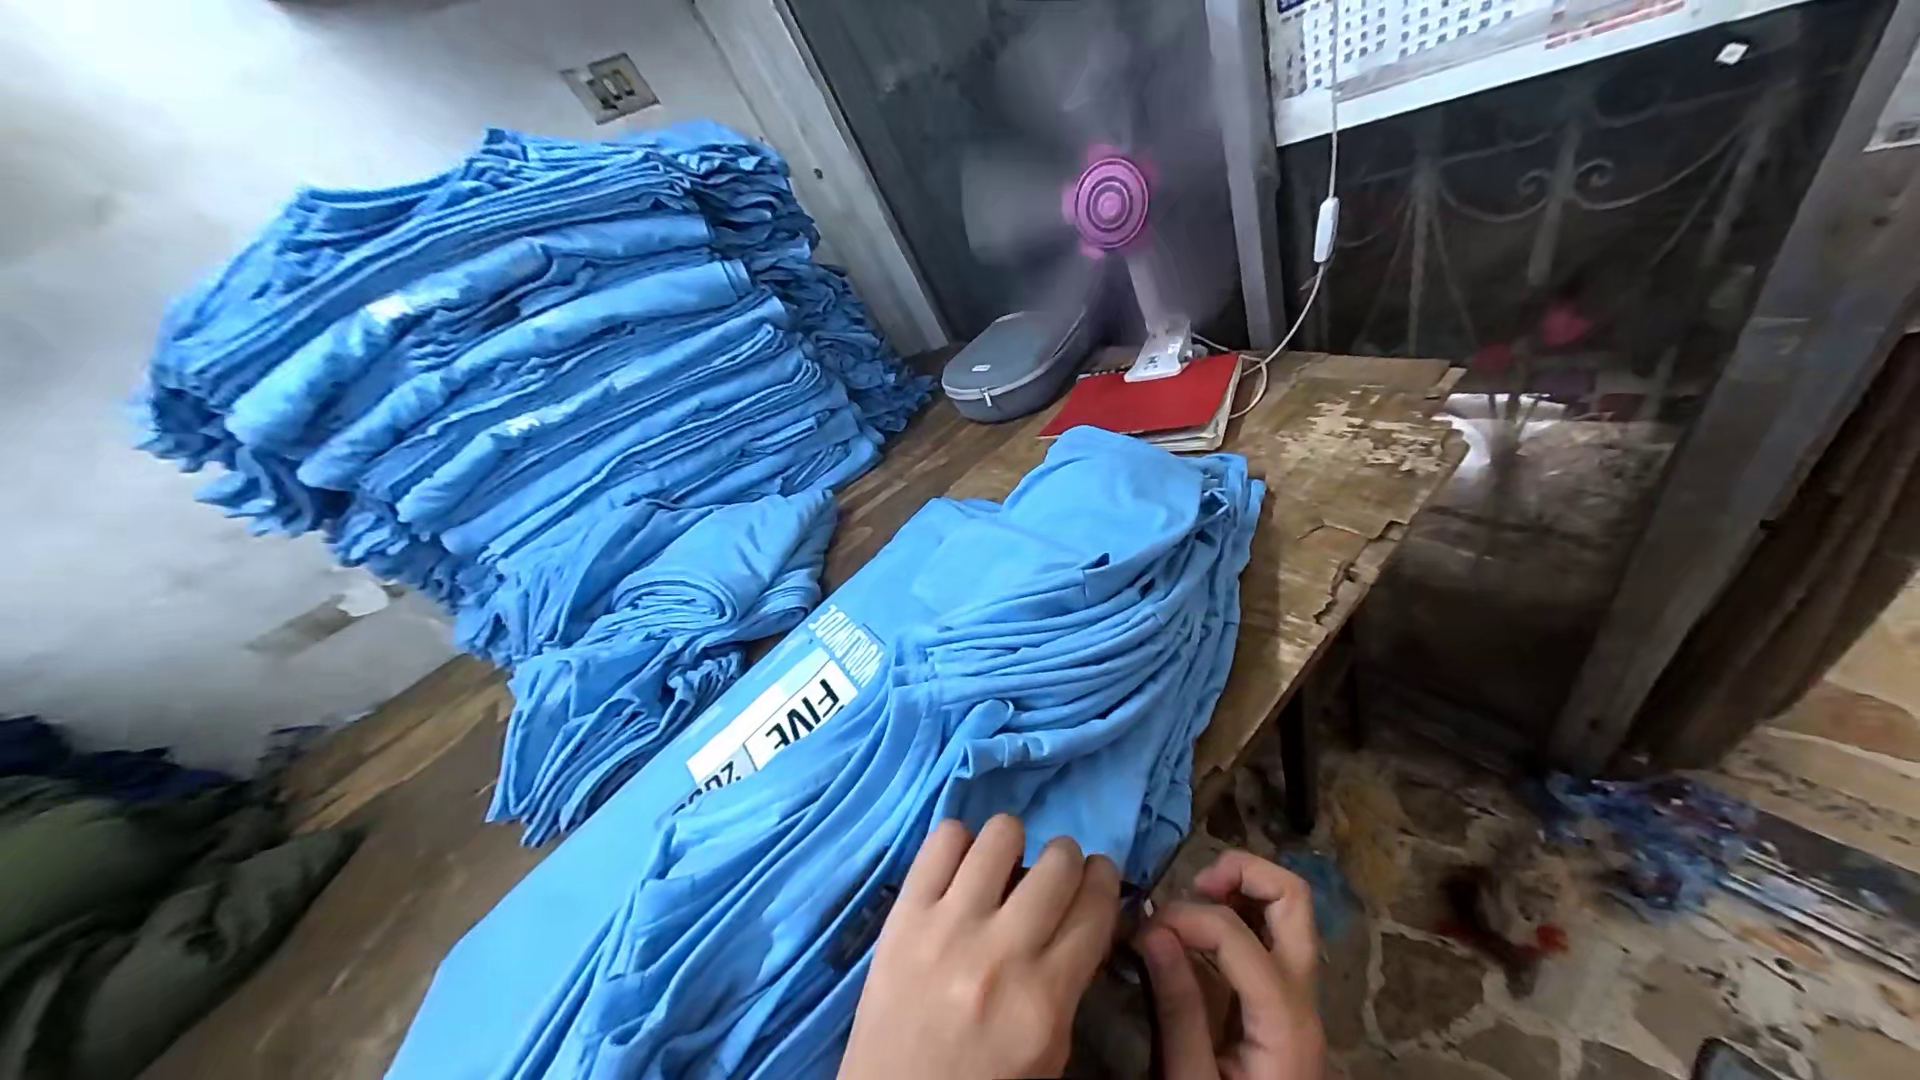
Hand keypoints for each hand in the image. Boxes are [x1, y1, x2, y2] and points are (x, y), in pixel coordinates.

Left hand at [839, 815, 1120, 1079]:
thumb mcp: (1048, 1051)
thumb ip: (1069, 978)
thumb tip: (1082, 908)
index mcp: (1043, 1001)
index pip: (1095, 908)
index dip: (1103, 880)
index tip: (1097, 875)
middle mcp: (1001, 953)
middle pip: (1058, 861)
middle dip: (1067, 859)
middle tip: (1053, 873)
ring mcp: (948, 926)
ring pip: (1003, 834)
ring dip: (1014, 843)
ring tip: (1004, 864)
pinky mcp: (905, 911)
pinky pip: (943, 838)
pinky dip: (960, 842)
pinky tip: (962, 865)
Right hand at [1136, 851, 1324, 1079]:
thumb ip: (1178, 1007)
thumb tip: (1154, 929)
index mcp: (1285, 1022)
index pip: (1236, 932)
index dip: (1185, 918)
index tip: (1145, 935)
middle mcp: (1303, 998)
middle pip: (1293, 899)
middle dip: (1240, 873)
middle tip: (1192, 888)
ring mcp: (1300, 996)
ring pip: (1290, 908)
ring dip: (1242, 887)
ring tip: (1195, 900)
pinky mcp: (1285, 1001)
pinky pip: (1273, 931)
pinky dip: (1240, 909)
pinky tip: (1201, 928)